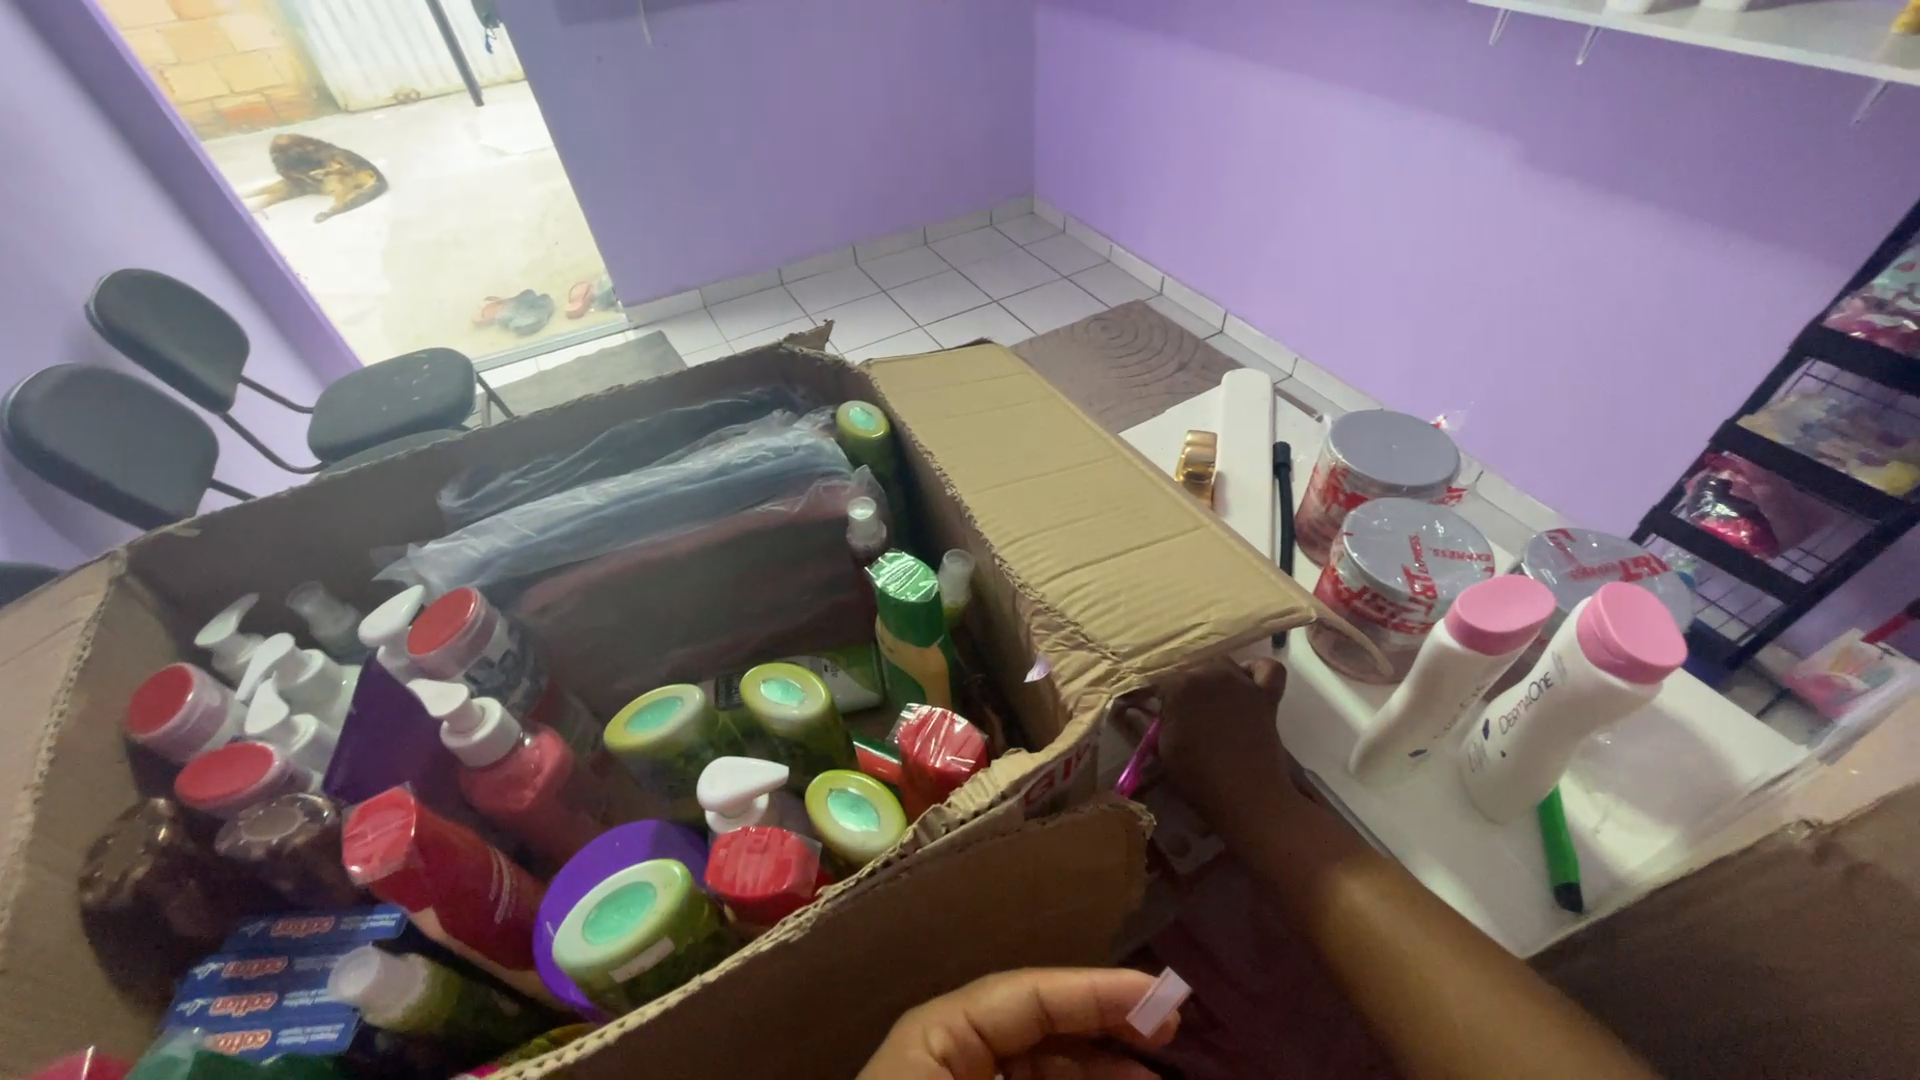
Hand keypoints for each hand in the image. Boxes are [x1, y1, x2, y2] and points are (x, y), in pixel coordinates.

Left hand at [855, 968, 1177, 1078]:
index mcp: (940, 1033)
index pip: (1030, 994)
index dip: (1098, 991)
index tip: (1161, 999)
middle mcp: (949, 1045)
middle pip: (1039, 1021)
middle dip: (1103, 1024)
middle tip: (1167, 1031)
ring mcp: (955, 1078)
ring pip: (1038, 1060)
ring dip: (1095, 1066)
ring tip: (1150, 1074)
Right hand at [1152, 657, 1300, 830]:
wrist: (1248, 798)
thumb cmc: (1197, 777)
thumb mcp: (1162, 751)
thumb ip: (1143, 724)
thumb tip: (1125, 709)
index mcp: (1178, 686)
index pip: (1157, 679)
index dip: (1149, 695)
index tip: (1144, 709)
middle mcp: (1209, 673)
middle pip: (1189, 668)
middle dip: (1180, 686)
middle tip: (1176, 711)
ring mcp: (1241, 682)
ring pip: (1221, 663)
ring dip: (1211, 677)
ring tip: (1206, 700)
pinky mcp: (1266, 694)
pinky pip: (1266, 668)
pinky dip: (1255, 670)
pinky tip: (1245, 683)